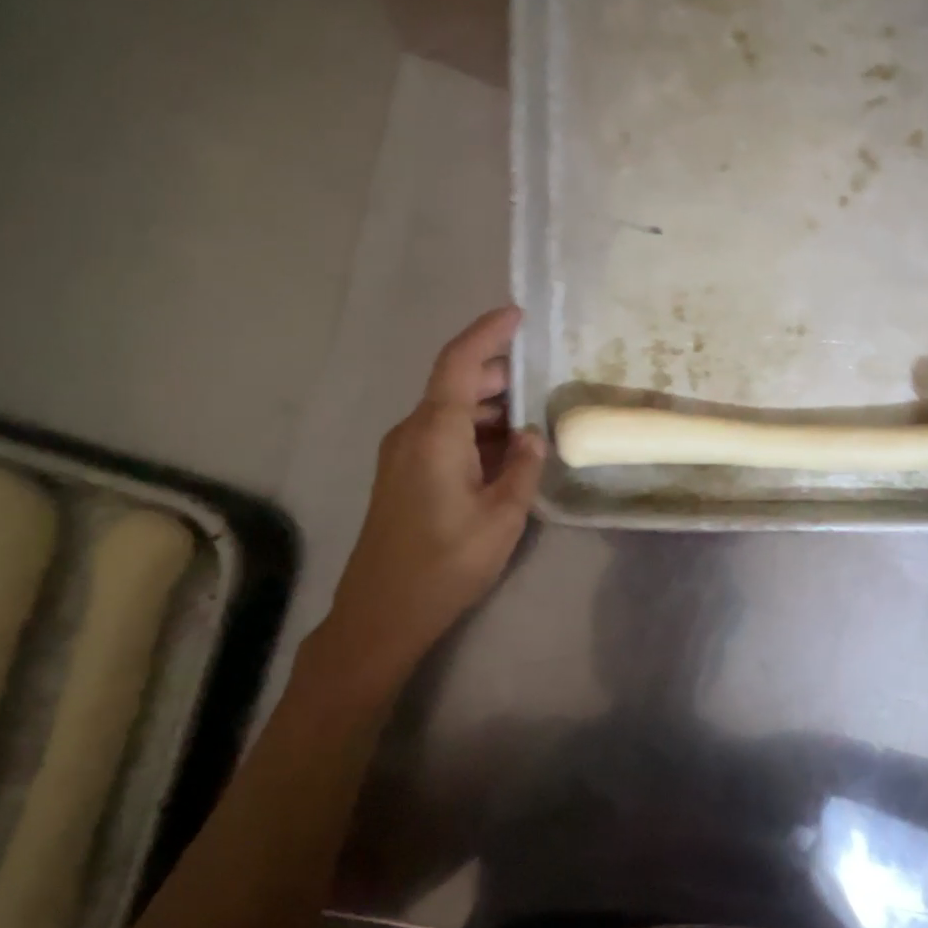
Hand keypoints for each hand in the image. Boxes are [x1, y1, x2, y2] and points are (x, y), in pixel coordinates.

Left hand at [313, 307, 545, 683]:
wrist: (383, 612)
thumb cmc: (447, 562)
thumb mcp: (502, 516)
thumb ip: (523, 468)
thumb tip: (533, 436)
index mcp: (435, 432)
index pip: (459, 362)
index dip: (488, 333)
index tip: (519, 315)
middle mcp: (413, 432)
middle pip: (455, 385)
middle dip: (498, 375)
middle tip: (544, 376)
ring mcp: (403, 454)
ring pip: (450, 412)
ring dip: (490, 408)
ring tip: (535, 415)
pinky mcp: (404, 476)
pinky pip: (443, 436)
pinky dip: (476, 433)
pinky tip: (507, 451)